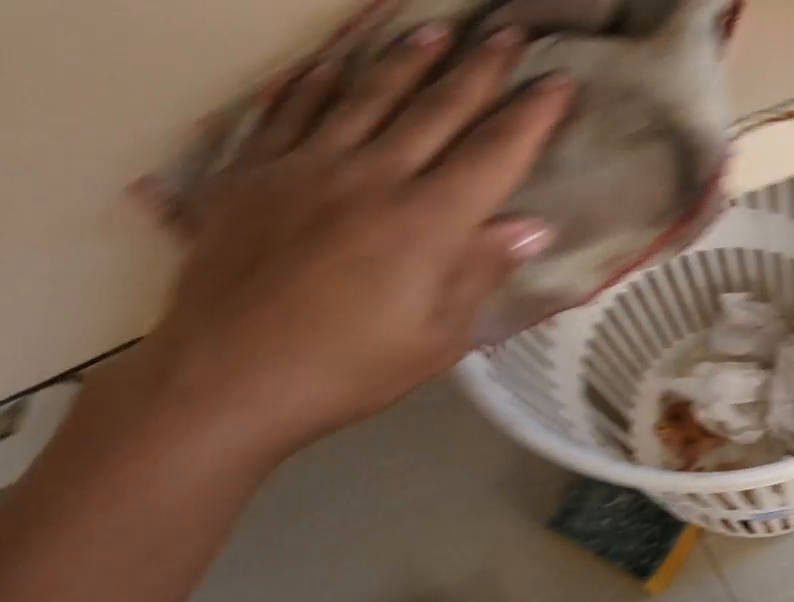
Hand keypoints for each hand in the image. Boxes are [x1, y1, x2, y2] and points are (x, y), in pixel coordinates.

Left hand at [135, 24, 572, 457]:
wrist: (232, 371)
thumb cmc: (355, 367)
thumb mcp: (440, 336)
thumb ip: (480, 272)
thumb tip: (532, 226)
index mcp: (428, 224)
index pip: (493, 155)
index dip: (530, 116)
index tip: (558, 82)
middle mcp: (372, 177)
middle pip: (436, 110)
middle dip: (479, 69)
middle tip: (508, 32)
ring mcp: (307, 165)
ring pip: (366, 94)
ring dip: (407, 59)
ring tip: (436, 29)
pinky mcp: (255, 169)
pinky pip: (293, 108)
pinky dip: (320, 78)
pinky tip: (338, 60)